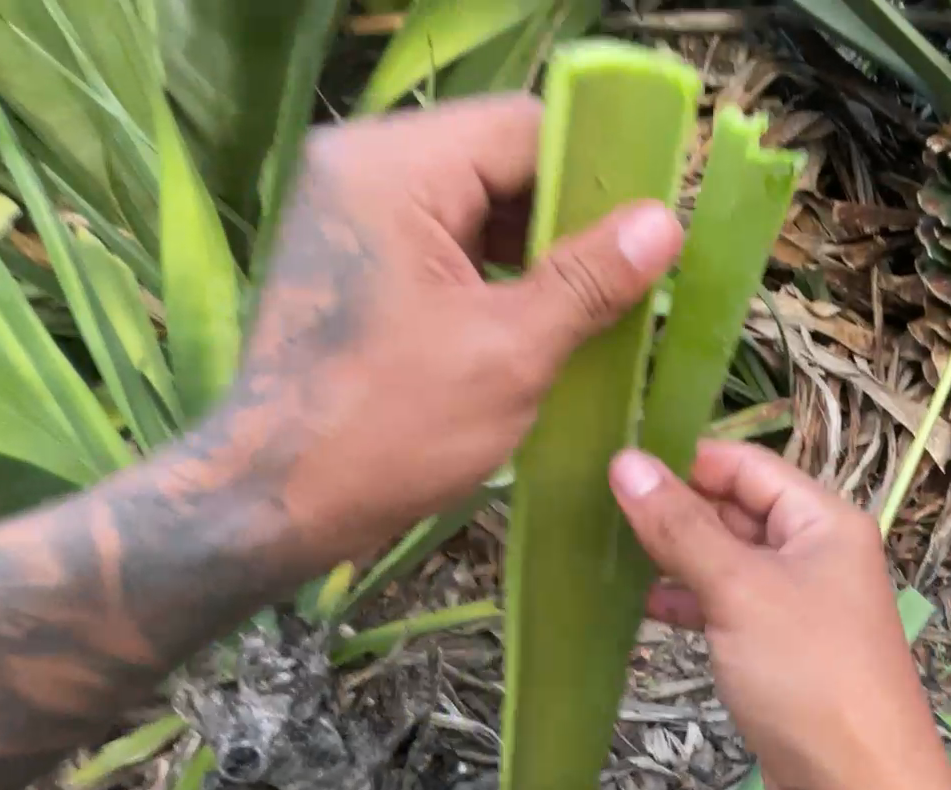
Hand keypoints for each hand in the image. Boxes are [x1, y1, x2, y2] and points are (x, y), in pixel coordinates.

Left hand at [209, 95, 685, 563]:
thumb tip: (664, 223)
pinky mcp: (371, 262)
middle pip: (504, 163)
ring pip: (486, 206)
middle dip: (575, 218)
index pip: (523, 129)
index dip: (598, 170)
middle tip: (639, 272)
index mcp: (392, 169)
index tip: (655, 226)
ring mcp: (364, 217)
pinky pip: (459, 244)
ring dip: (548, 251)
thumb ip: (589, 278)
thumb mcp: (510, 351)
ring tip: (605, 300)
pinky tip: (555, 315)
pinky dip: (511, 274)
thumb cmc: (394, 426)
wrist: (285, 499)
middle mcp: (367, 170)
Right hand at [607, 441, 950, 789]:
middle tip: (598, 511)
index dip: (686, 460)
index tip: (617, 464)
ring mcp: (799, 605)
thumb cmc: (808, 674)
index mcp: (823, 521)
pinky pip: (730, 608)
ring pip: (729, 563)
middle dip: (676, 511)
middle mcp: (817, 554)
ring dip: (678, 560)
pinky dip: (692, 604)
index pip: (747, 467)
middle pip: (738, 512)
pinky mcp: (781, 650)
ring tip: (610, 557)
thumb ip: (681, 525)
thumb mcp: (740, 589)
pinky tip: (646, 609)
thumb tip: (625, 461)